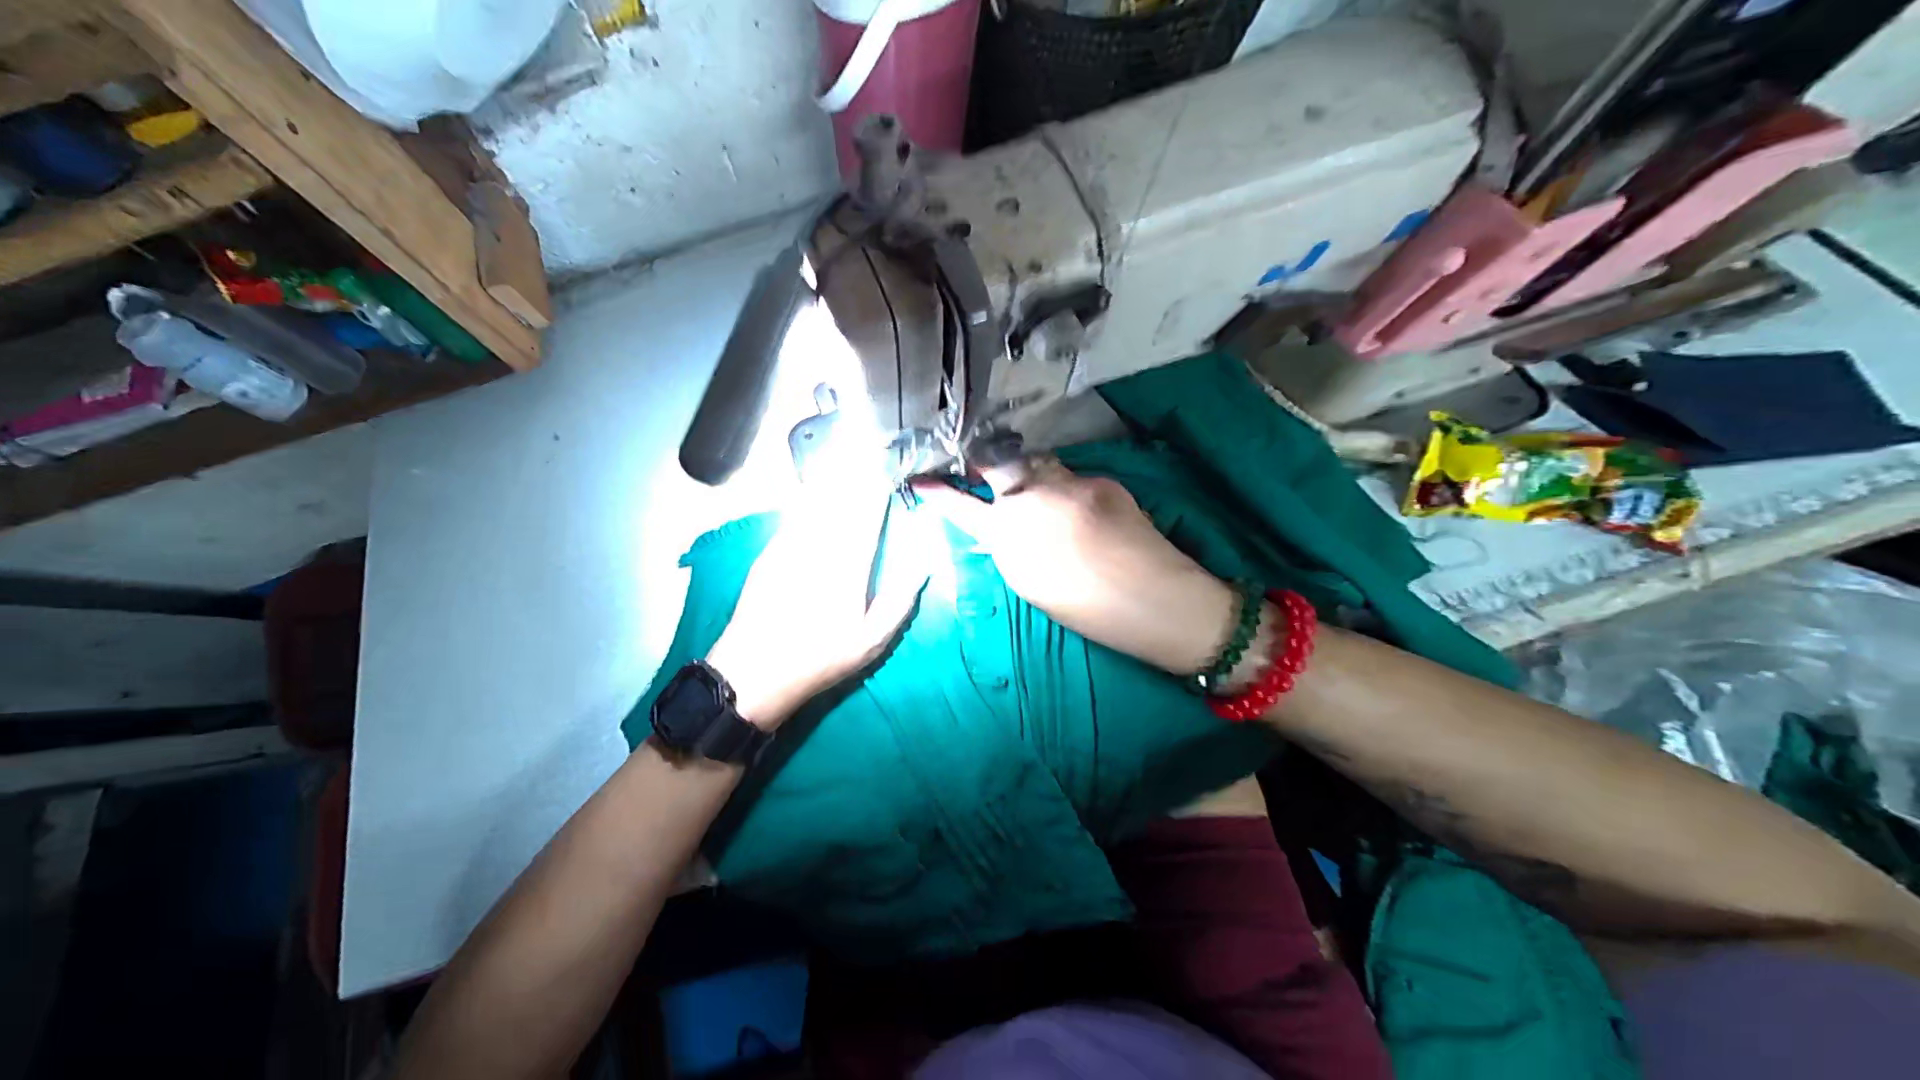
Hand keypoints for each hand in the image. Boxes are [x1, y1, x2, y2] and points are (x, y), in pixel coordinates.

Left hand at [705, 477, 924, 729]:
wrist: (753, 671)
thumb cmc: (820, 658)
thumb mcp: (873, 639)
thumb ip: (902, 594)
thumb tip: (922, 555)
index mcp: (848, 563)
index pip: (868, 509)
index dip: (881, 484)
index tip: (894, 467)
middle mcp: (817, 544)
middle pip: (841, 495)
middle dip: (859, 472)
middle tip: (875, 452)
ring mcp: (789, 543)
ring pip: (816, 499)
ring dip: (836, 478)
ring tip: (851, 458)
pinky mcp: (770, 549)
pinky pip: (795, 512)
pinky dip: (812, 496)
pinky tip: (820, 490)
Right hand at [910, 459, 1236, 675]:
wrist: (1152, 596)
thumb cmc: (1085, 607)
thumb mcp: (1029, 582)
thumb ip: (1007, 546)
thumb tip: (998, 525)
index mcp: (1006, 535)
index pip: (961, 505)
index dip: (937, 491)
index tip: (920, 479)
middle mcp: (1029, 499)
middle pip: (996, 463)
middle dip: (984, 461)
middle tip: (981, 465)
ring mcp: (1065, 483)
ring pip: (1037, 463)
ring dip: (1030, 473)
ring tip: (1039, 492)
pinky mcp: (1098, 479)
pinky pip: (1071, 475)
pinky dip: (1067, 488)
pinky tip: (1080, 509)